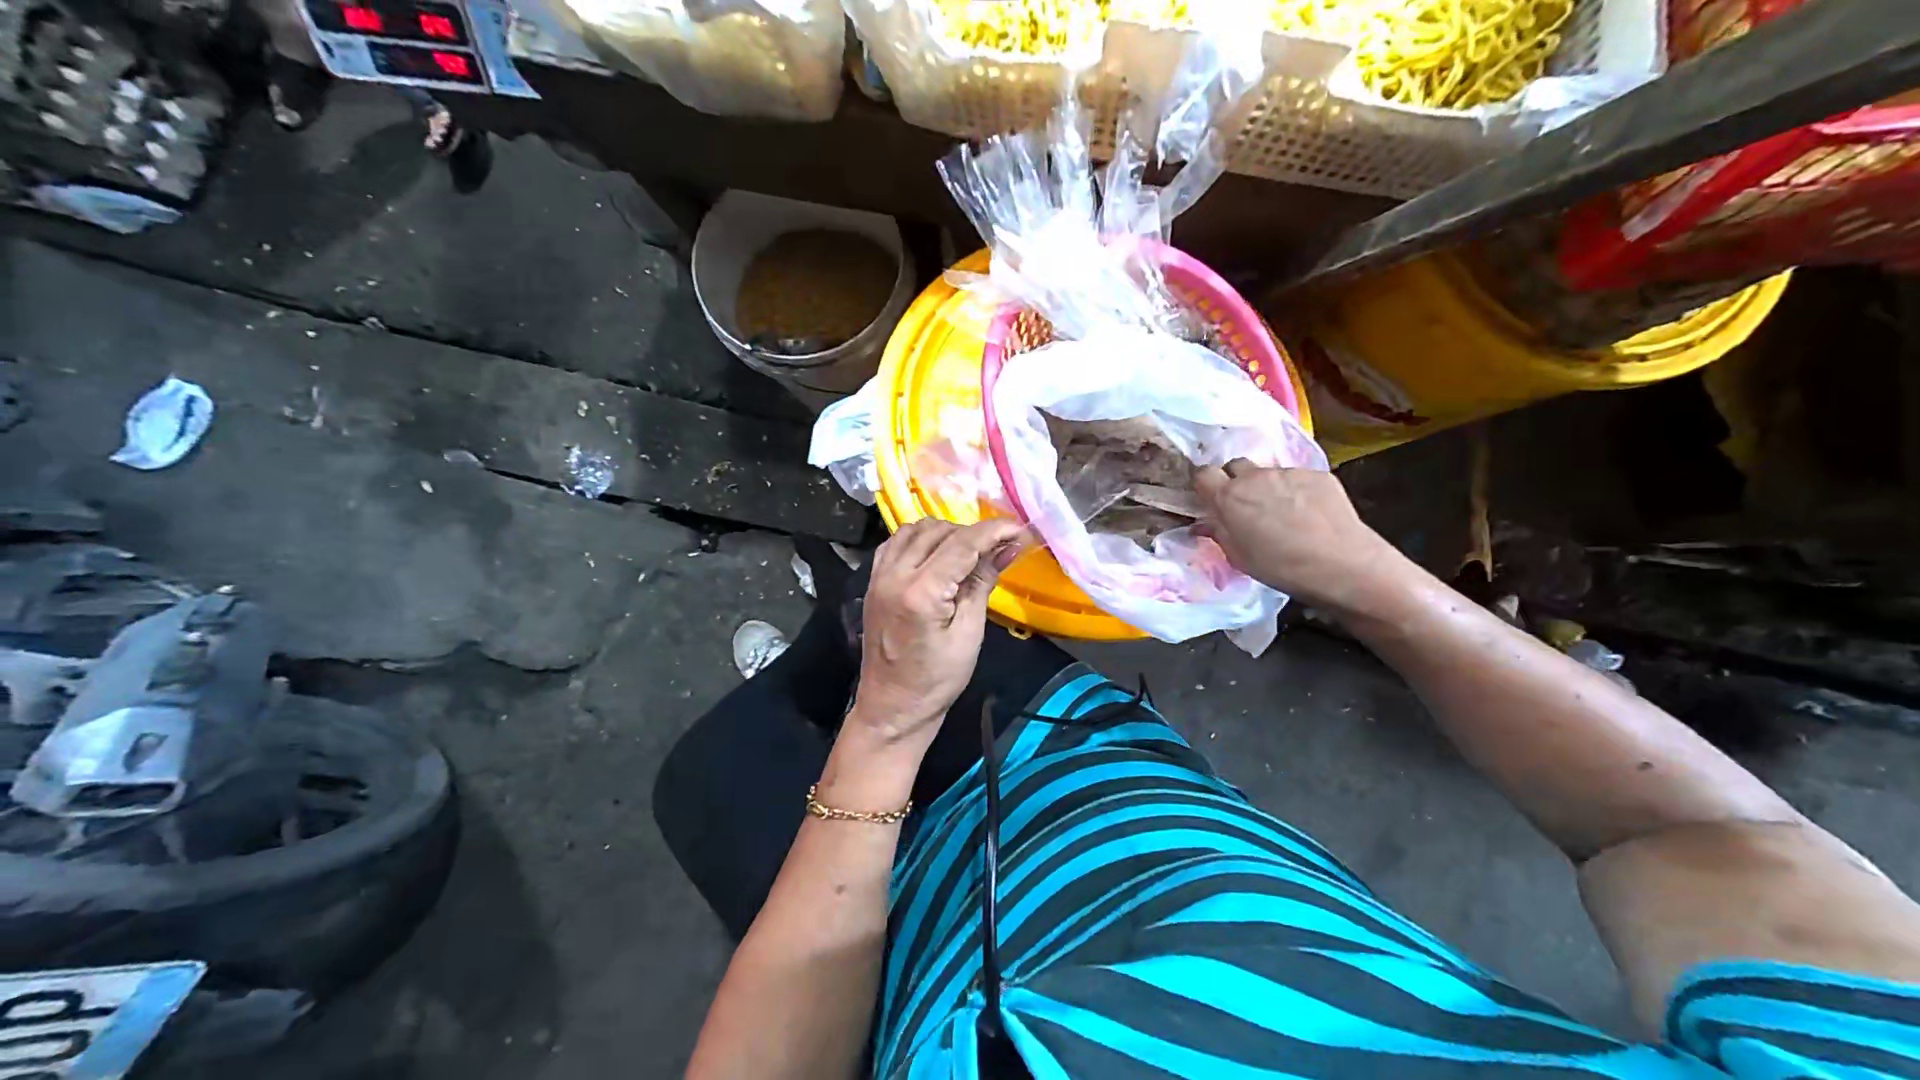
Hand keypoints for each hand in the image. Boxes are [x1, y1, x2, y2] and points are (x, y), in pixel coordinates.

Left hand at [847, 519, 1029, 745]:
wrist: (892, 707)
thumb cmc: (936, 680)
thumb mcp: (969, 634)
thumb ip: (983, 583)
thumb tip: (1008, 547)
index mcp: (921, 593)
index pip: (962, 544)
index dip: (994, 531)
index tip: (1019, 529)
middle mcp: (895, 575)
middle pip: (939, 531)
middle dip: (973, 533)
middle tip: (1000, 547)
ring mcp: (879, 576)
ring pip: (915, 529)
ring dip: (946, 532)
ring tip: (969, 551)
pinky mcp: (873, 581)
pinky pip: (896, 542)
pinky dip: (919, 539)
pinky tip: (937, 553)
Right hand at [1194, 460, 1408, 615]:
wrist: (1341, 564)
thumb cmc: (1280, 567)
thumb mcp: (1239, 558)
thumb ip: (1219, 534)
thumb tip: (1204, 524)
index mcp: (1229, 497)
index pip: (1204, 474)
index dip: (1206, 485)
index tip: (1212, 499)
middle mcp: (1255, 477)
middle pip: (1236, 466)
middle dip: (1237, 481)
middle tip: (1246, 505)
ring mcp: (1288, 472)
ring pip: (1269, 473)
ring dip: (1269, 487)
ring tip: (1285, 514)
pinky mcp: (1318, 474)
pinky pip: (1298, 478)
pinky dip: (1297, 491)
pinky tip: (1309, 514)